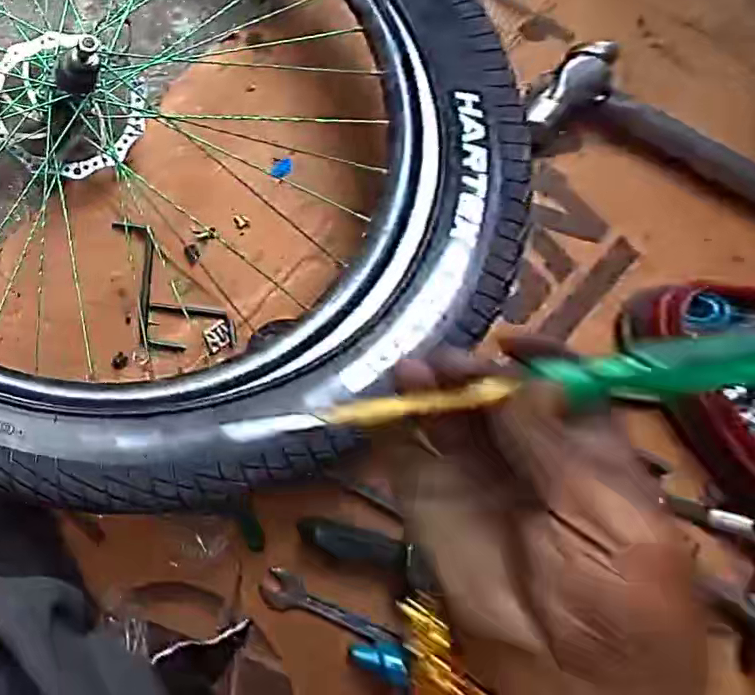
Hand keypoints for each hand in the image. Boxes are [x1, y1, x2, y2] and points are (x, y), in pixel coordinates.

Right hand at [389, 338, 705, 693]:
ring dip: (428, 383)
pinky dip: (384, 410)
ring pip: (442, 408)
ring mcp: (465, 468)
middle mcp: (523, 456)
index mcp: (590, 463)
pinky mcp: (417, 482)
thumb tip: (522, 378)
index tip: (511, 339)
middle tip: (448, 362)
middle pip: (493, 395)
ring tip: (413, 371)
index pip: (562, 396)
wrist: (556, 668)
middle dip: (472, 370)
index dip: (540, 363)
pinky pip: (395, 437)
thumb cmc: (618, 603)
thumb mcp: (614, 523)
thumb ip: (562, 448)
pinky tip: (383, 394)